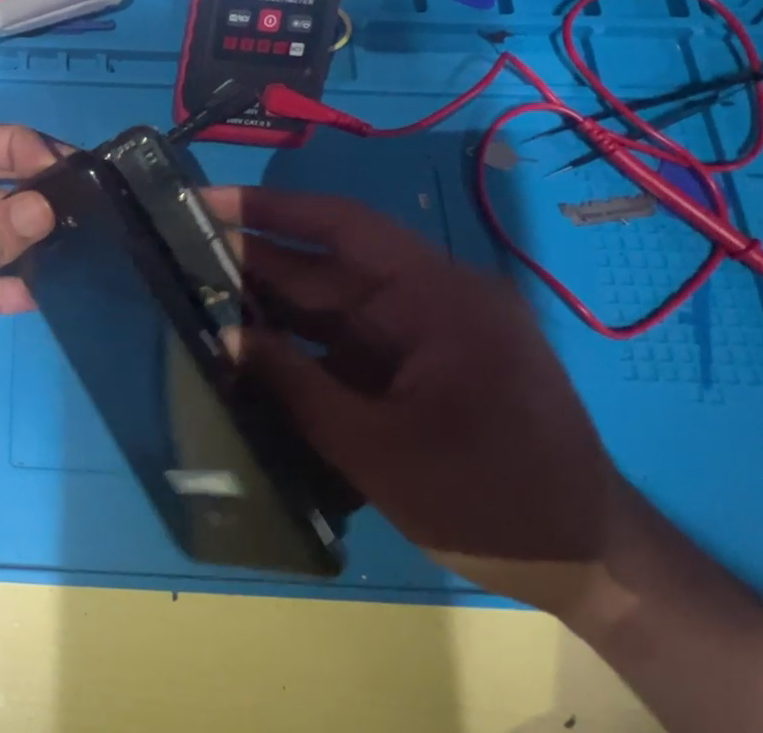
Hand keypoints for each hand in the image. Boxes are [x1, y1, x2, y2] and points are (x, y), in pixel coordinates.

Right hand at [204, 186, 628, 613]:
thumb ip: (296, 387)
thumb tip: (227, 339)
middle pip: (330, 267)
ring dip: (273, 307)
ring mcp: (426, 336)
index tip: (205, 204)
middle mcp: (431, 302)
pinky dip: (300, 347)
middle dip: (256, 263)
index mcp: (437, 299)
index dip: (271, 211)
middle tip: (178, 258)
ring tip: (197, 300)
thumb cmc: (488, 499)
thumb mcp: (378, 449)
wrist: (584, 559)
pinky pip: (348, 343)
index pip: (344, 229)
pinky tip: (250, 353)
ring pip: (334, 306)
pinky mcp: (419, 369)